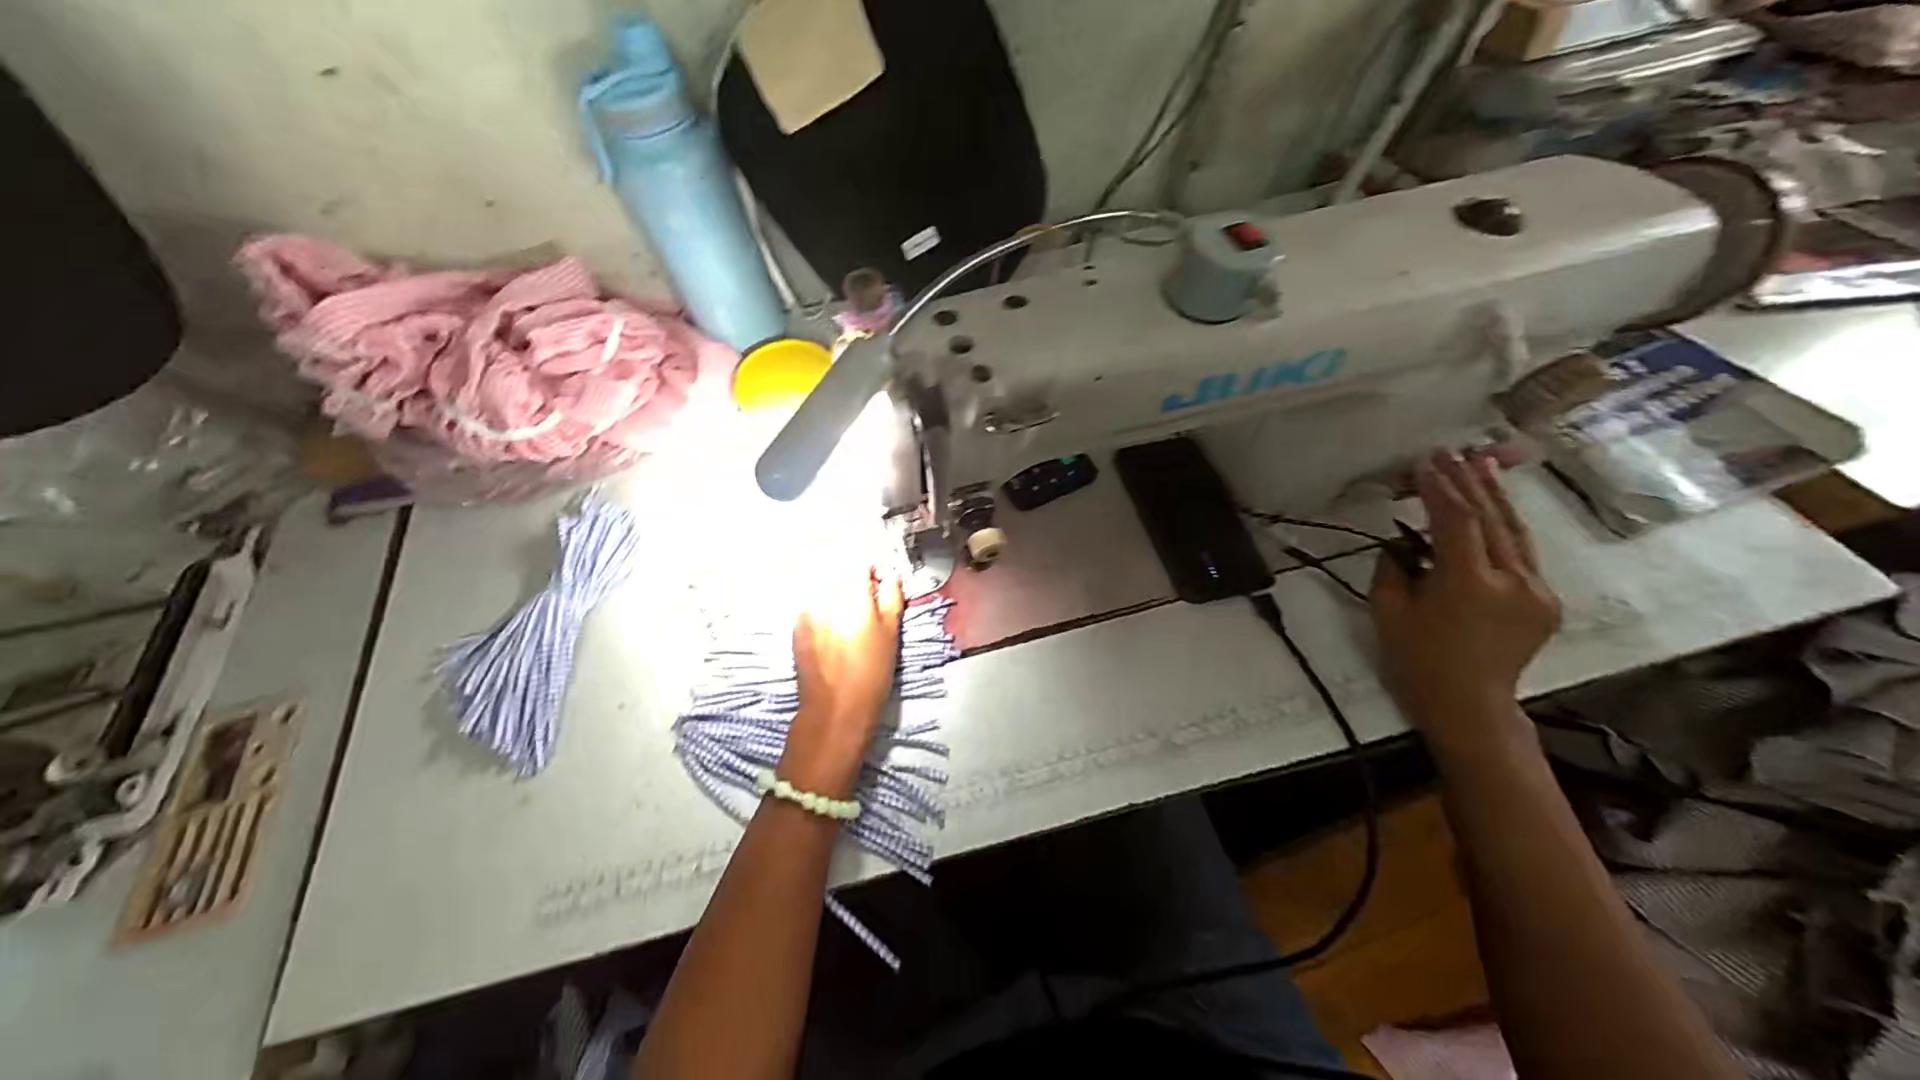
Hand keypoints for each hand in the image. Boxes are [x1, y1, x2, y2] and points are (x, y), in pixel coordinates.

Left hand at [781, 567, 904, 798]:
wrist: (835, 709)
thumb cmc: (871, 673)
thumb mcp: (891, 634)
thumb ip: (892, 597)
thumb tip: (890, 575)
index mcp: (852, 593)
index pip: (858, 560)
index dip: (869, 566)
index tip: (876, 578)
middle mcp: (825, 595)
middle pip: (838, 569)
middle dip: (850, 577)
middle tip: (864, 596)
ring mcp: (807, 610)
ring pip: (822, 585)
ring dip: (834, 590)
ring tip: (846, 612)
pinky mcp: (796, 625)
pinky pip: (810, 603)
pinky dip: (820, 606)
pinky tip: (830, 625)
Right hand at [1371, 450, 1559, 749]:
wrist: (1469, 706)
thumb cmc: (1418, 662)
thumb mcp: (1388, 613)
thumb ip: (1393, 570)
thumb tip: (1402, 543)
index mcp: (1469, 584)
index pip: (1456, 521)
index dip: (1438, 488)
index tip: (1422, 463)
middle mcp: (1513, 581)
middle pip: (1492, 519)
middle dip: (1468, 482)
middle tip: (1450, 453)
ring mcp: (1537, 591)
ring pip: (1515, 532)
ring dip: (1494, 496)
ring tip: (1480, 464)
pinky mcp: (1545, 602)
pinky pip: (1523, 554)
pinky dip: (1505, 527)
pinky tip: (1494, 510)